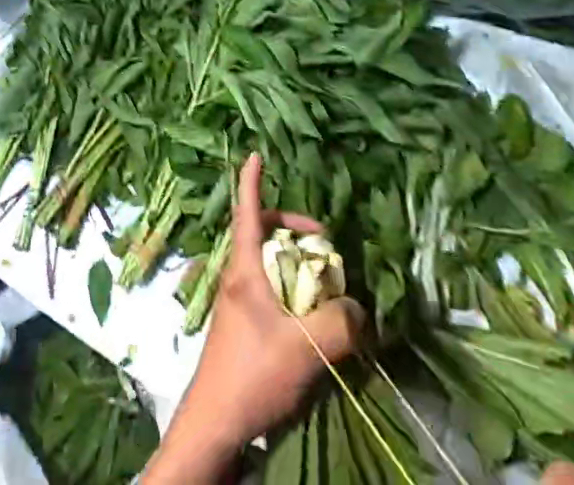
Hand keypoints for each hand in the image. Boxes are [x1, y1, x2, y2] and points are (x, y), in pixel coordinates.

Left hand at [143, 154, 365, 483]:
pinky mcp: (244, 322)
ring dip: (296, 262)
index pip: (246, 212)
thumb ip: (341, 322)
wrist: (216, 420)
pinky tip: (314, 315)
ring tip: (327, 283)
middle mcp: (237, 275)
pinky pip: (269, 288)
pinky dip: (292, 287)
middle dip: (292, 227)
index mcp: (243, 268)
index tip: (254, 155)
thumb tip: (357, 306)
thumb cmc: (253, 373)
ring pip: (267, 262)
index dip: (250, 181)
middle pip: (261, 234)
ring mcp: (238, 299)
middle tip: (325, 241)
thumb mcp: (306, 348)